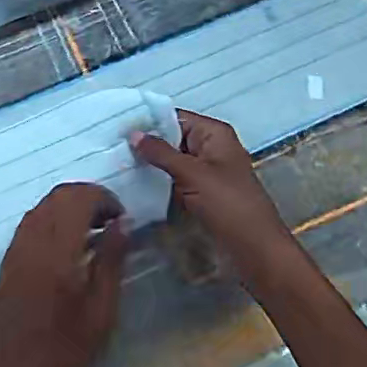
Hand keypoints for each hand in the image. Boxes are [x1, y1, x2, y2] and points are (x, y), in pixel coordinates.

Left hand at [0, 182, 129, 366]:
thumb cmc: (66, 351)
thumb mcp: (101, 310)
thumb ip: (111, 261)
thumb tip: (122, 223)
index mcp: (56, 249)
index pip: (77, 199)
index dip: (103, 197)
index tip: (122, 216)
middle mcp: (31, 239)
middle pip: (58, 196)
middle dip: (87, 197)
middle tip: (112, 221)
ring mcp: (15, 248)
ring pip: (43, 206)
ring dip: (69, 207)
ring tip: (96, 231)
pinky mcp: (8, 260)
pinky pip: (31, 223)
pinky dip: (53, 220)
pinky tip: (71, 245)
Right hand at [131, 109, 288, 245]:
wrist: (256, 250)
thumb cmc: (229, 205)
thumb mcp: (192, 174)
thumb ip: (160, 152)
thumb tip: (132, 134)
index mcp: (214, 134)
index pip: (174, 117)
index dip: (147, 120)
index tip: (116, 125)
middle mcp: (210, 147)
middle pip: (171, 136)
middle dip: (145, 141)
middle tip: (111, 144)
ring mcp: (206, 170)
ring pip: (171, 159)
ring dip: (149, 161)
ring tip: (116, 160)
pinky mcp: (201, 191)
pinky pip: (174, 177)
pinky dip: (158, 178)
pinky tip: (133, 180)